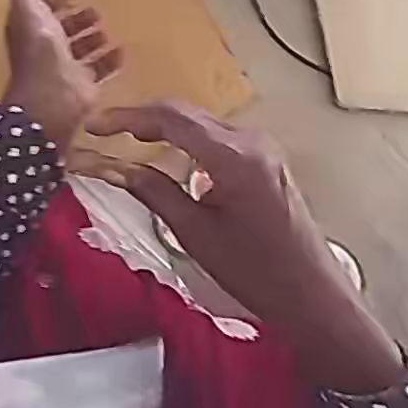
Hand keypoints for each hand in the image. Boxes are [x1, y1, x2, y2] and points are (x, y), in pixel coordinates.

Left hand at [2, 0, 121, 146]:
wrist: (52, 103)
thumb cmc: (40, 55)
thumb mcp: (29, 13)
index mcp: (31, 26)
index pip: (41, 3)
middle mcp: (47, 45)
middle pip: (63, 26)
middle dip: (77, 16)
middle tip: (95, 8)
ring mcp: (66, 66)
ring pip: (82, 46)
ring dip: (94, 36)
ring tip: (107, 26)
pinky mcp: (84, 82)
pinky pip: (101, 68)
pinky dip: (111, 59)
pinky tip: (122, 50)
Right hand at [86, 102, 404, 392]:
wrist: (312, 294)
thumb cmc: (255, 271)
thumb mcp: (196, 233)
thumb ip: (154, 192)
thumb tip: (116, 168)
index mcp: (235, 157)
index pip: (171, 119)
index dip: (127, 117)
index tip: (95, 125)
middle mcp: (251, 140)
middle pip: (186, 113)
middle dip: (142, 117)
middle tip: (104, 129)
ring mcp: (261, 146)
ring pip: (200, 121)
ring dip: (162, 125)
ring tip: (125, 136)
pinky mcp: (264, 156)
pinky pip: (215, 135)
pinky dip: (184, 137)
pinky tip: (165, 148)